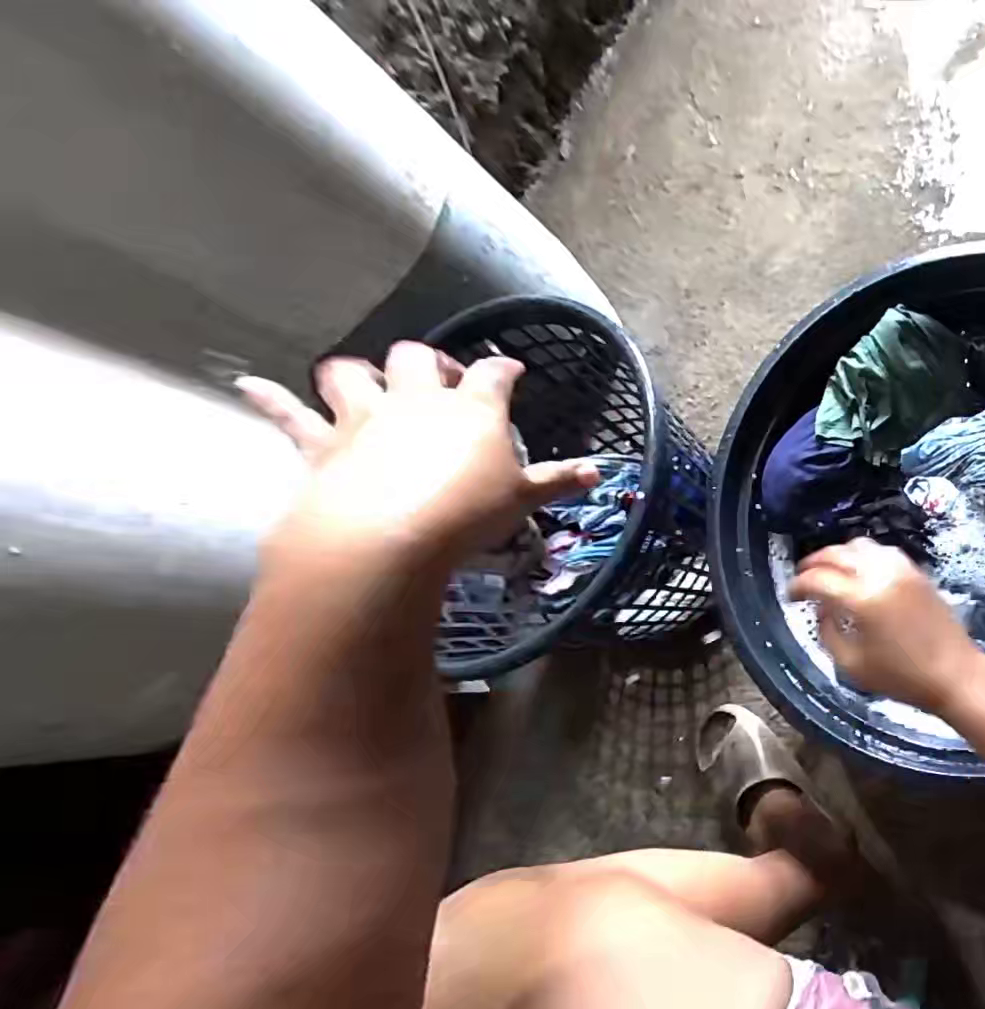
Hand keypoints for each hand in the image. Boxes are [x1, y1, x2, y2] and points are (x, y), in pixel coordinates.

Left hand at [237, 341, 599, 571]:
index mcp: (474, 410)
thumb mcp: (525, 498)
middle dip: (432, 361)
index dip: (505, 368)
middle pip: (418, 357)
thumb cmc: (469, 512)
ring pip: (352, 372)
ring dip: (359, 372)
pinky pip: (289, 413)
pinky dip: (270, 397)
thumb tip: (596, 473)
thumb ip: (559, 480)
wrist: (387, 538)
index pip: (494, 374)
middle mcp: (419, 400)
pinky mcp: (323, 442)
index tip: (513, 371)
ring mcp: (366, 417)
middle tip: (445, 379)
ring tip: (369, 382)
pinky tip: (250, 385)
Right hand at [787, 538, 984, 712]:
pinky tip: (859, 572)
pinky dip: (864, 555)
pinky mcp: (917, 571)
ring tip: (829, 572)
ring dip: (840, 554)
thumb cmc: (902, 677)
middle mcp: (881, 573)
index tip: (791, 595)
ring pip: (861, 545)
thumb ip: (827, 632)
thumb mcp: (852, 665)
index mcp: (862, 598)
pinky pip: (883, 551)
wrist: (954, 673)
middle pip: (838, 553)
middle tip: (803, 577)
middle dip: (814, 562)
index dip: (798, 585)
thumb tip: (820, 609)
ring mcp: (902, 568)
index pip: (819, 579)